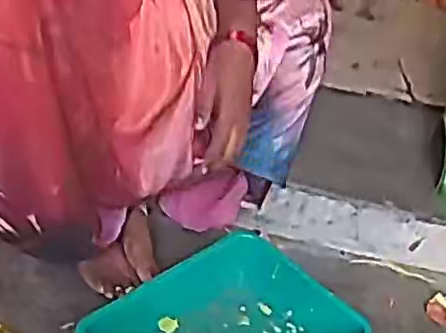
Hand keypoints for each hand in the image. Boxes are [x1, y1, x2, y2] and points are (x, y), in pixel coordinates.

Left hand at [197, 39, 255, 173]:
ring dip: (225, 160)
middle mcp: (240, 125)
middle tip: (205, 171)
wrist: (241, 47)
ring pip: (236, 151)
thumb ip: (204, 109)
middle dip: (217, 166)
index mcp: (230, 119)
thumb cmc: (223, 63)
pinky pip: (239, 142)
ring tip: (213, 164)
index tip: (200, 169)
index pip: (219, 149)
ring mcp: (245, 122)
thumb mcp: (209, 85)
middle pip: (229, 155)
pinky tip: (223, 149)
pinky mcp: (246, 118)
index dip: (209, 161)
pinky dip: (230, 150)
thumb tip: (198, 129)